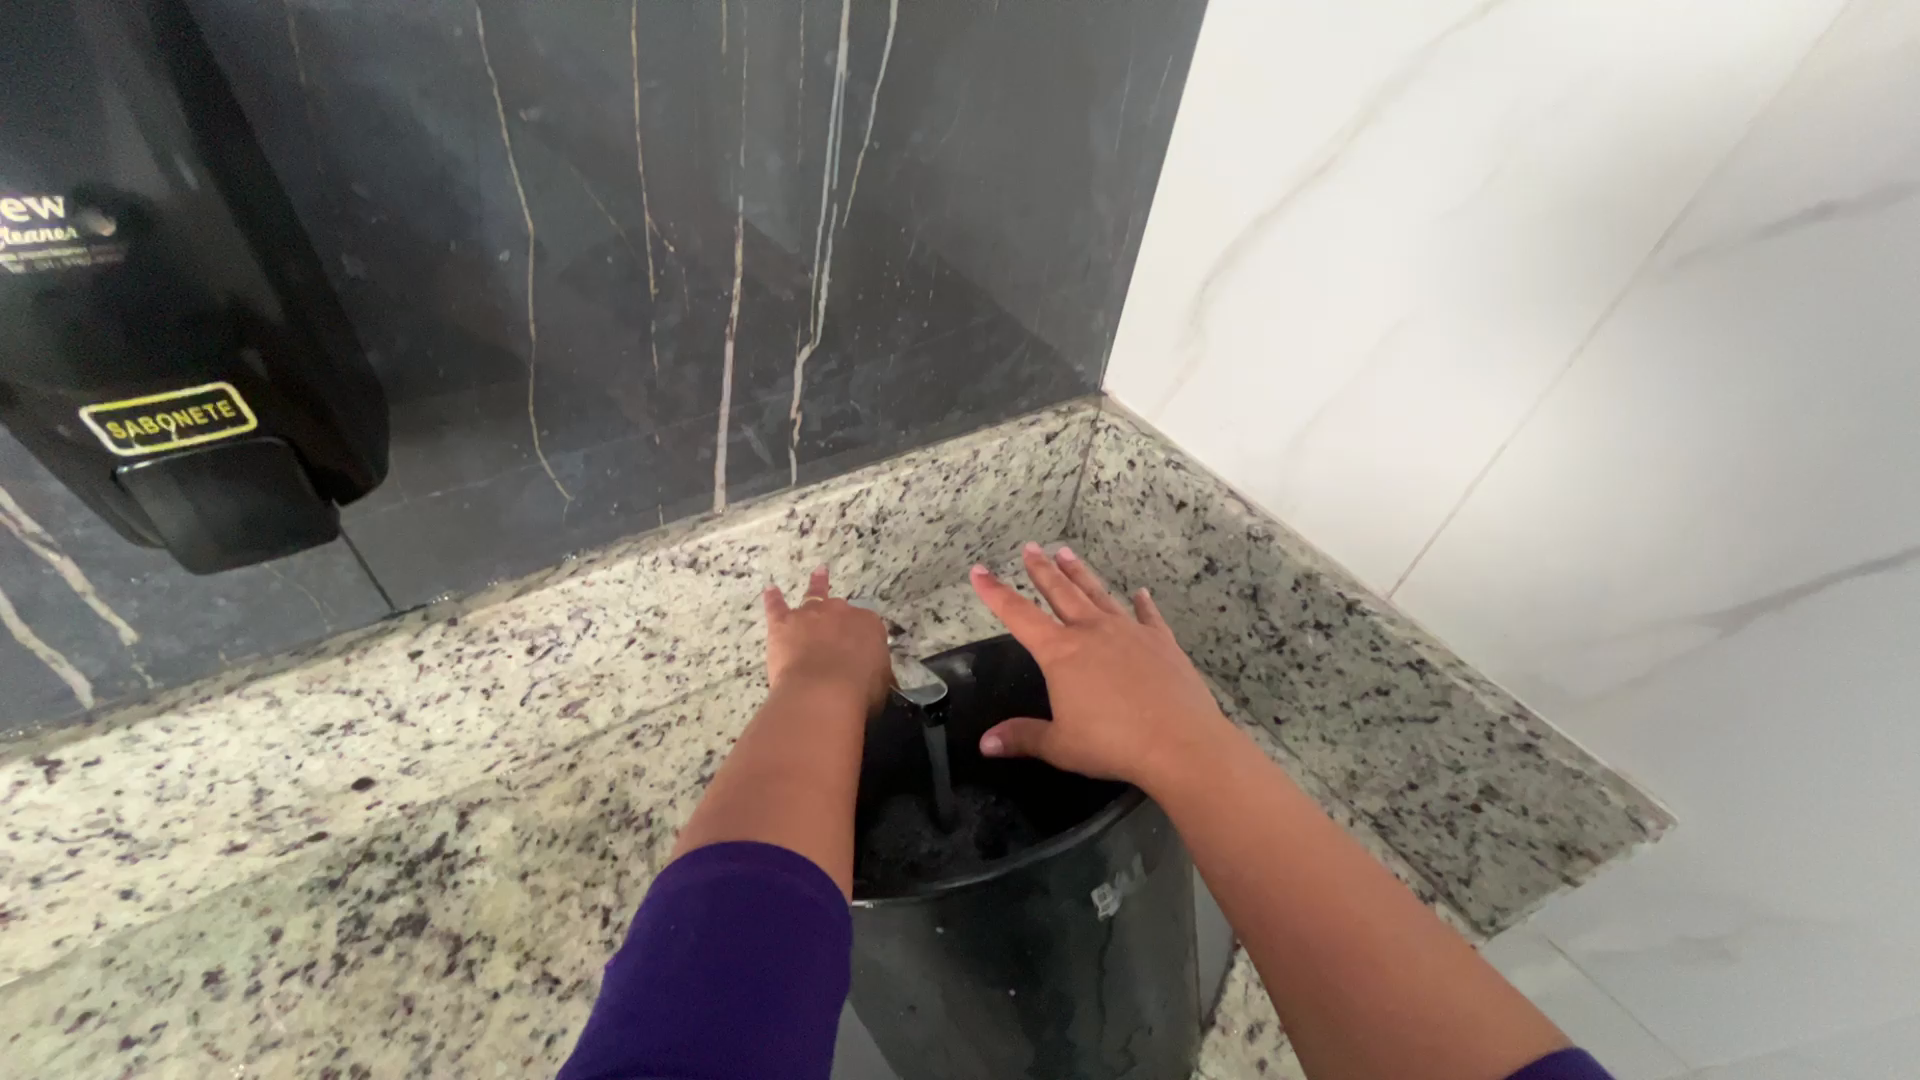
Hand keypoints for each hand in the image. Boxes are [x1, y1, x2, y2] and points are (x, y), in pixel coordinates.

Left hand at [763, 566, 890, 709]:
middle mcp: (841, 612)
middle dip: (840, 619)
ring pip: (814, 595)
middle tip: (839, 632)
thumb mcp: (881, 684)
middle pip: (841, 610)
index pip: (868, 626)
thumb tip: (874, 677)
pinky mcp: (784, 624)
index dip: (862, 640)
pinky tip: (770, 589)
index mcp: (869, 624)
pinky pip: (777, 606)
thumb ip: (877, 673)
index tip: (861, 656)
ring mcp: (811, 615)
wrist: (822, 692)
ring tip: (819, 573)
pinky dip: (773, 598)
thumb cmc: (858, 691)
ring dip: (817, 584)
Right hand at [969, 543, 1237, 788]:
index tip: (979, 571)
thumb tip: (985, 743)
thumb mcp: (1060, 745)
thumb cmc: (1112, 744)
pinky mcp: (1162, 642)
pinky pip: (1148, 616)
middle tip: (1030, 547)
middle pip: (1060, 592)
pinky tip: (1141, 594)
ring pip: (1098, 594)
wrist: (1180, 742)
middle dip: (1042, 569)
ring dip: (1081, 574)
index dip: (995, 592)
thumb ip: (1022, 738)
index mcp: (1061, 652)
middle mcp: (1092, 631)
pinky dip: (1143, 604)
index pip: (1018, 615)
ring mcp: (1129, 632)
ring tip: (1067, 553)